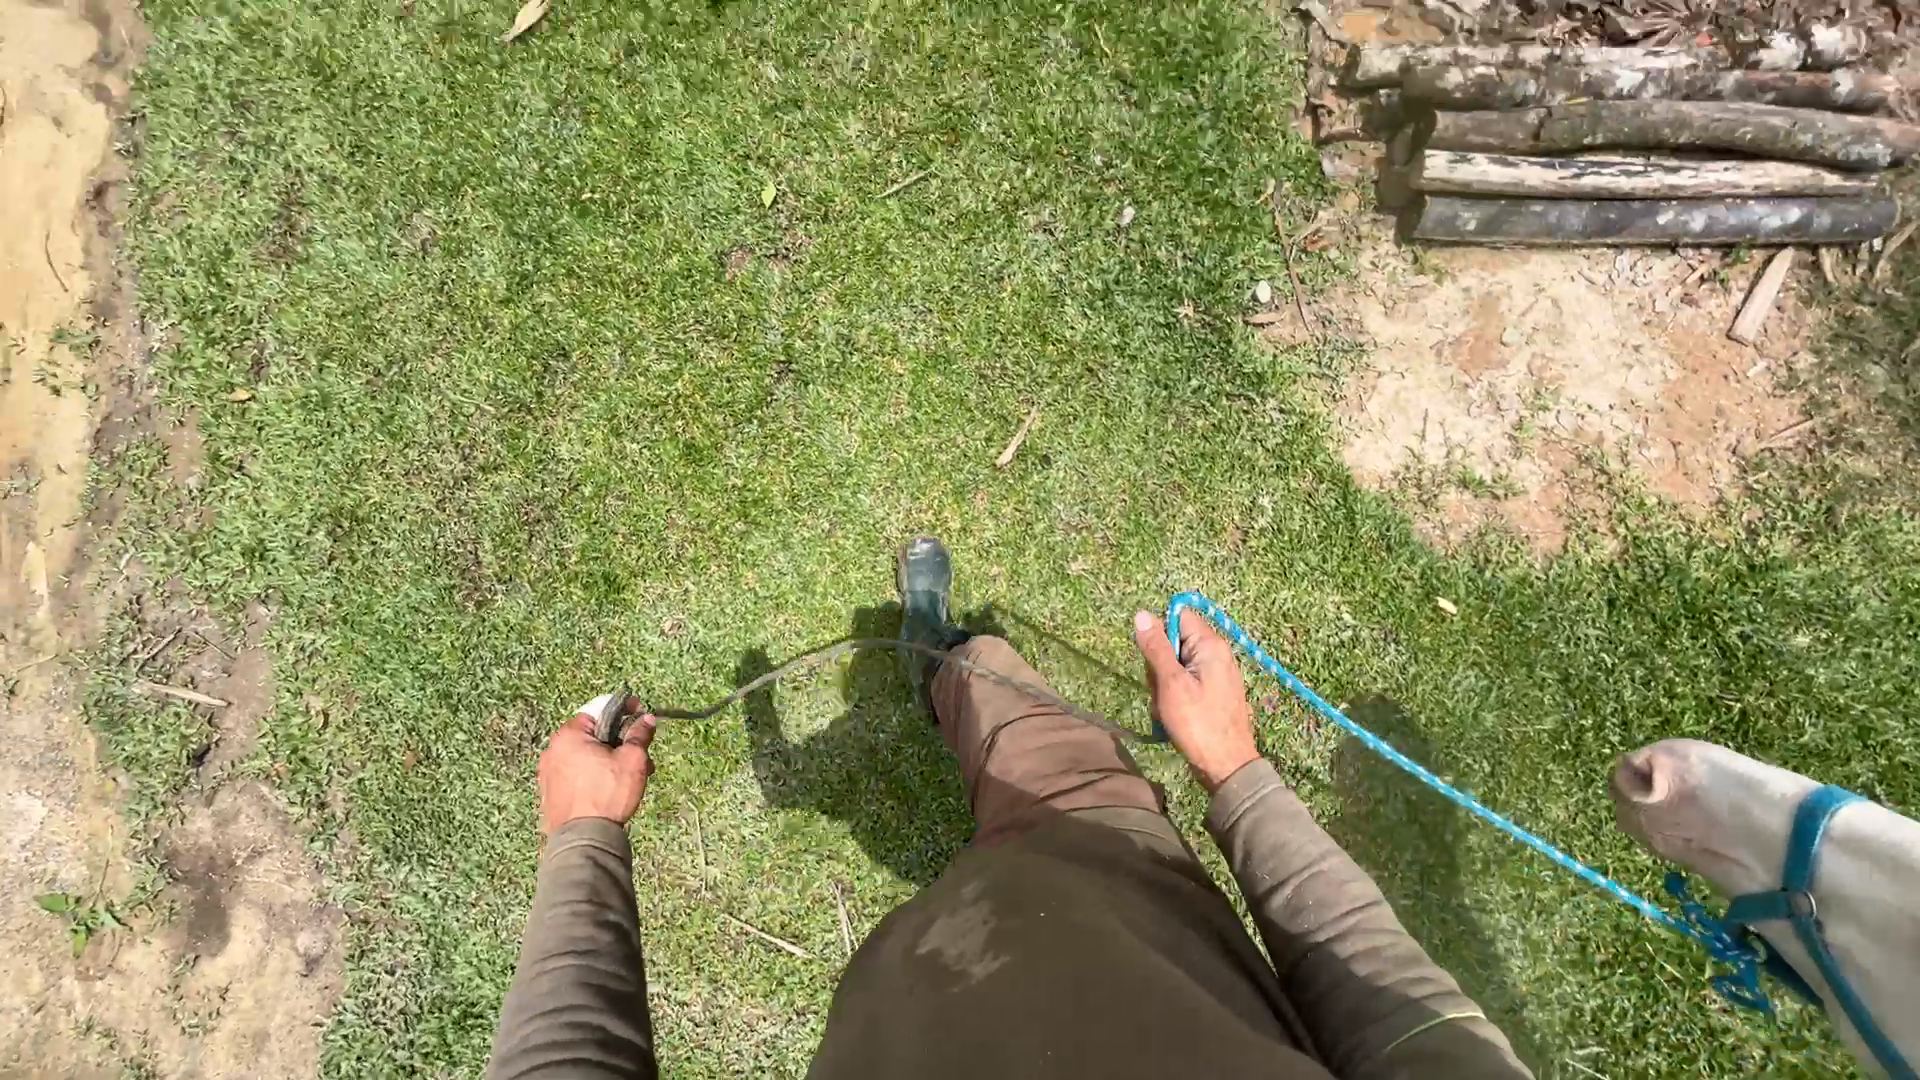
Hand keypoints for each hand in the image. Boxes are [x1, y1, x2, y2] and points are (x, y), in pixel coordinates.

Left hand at [537, 697, 655, 833]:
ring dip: (610, 758)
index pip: (600, 709)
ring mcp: (548, 773)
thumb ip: (640, 734)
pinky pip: (577, 773)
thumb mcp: (633, 759)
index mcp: (569, 735)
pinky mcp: (550, 792)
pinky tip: (612, 787)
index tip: (642, 714)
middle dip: (620, 740)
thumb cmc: (608, 793)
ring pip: (586, 755)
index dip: (625, 709)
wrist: (583, 839)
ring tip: (632, 775)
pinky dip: (595, 773)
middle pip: (593, 734)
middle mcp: (553, 750)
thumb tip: (646, 718)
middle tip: (642, 752)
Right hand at [1133, 610, 1259, 792]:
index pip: (1178, 617)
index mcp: (1211, 645)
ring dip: (1164, 683)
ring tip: (1167, 706)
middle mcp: (1218, 654)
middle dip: (1160, 664)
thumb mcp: (1170, 682)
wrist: (1226, 766)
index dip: (1160, 633)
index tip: (1153, 658)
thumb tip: (1142, 614)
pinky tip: (1174, 714)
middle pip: (1175, 642)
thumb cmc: (1197, 722)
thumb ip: (1156, 647)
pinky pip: (1186, 682)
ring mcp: (1218, 674)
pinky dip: (1175, 695)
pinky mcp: (1215, 692)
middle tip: (1161, 688)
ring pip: (1177, 665)